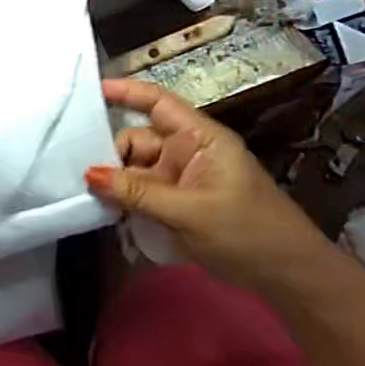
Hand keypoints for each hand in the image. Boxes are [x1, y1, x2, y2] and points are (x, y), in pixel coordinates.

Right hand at [85, 79, 336, 291]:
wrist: (284, 274)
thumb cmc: (247, 232)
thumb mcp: (190, 212)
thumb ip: (138, 194)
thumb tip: (89, 174)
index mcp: (200, 139)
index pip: (159, 103)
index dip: (127, 92)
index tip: (92, 91)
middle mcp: (186, 153)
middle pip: (137, 141)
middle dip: (110, 155)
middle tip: (80, 178)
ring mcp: (179, 181)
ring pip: (134, 172)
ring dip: (114, 184)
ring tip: (85, 198)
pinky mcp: (175, 207)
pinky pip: (140, 197)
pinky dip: (124, 203)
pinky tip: (104, 215)